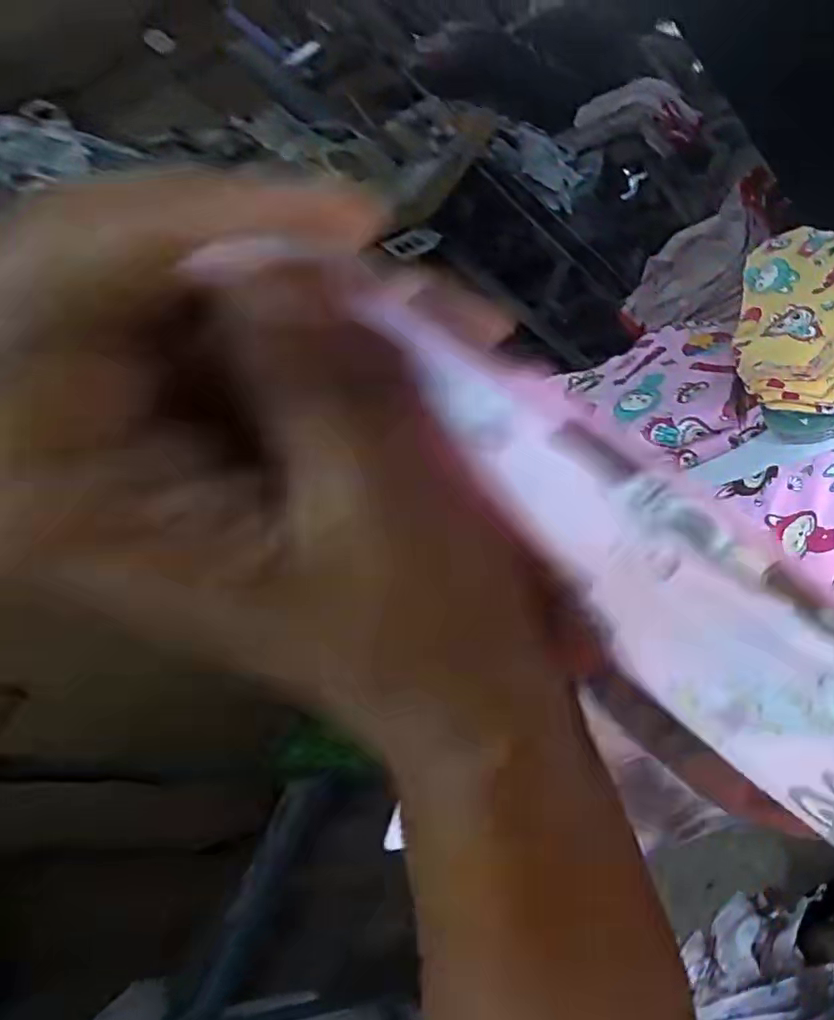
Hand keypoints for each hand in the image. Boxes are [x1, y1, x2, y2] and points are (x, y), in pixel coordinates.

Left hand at [0, 171, 575, 777]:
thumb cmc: (436, 629)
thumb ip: (326, 383)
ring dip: (353, 308)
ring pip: (230, 318)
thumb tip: (283, 263)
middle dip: (293, 270)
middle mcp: (85, 453)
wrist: (478, 694)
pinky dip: (375, 347)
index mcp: (63, 488)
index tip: (356, 215)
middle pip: (139, 292)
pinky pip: (291, 359)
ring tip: (466, 328)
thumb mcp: (389, 508)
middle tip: (418, 281)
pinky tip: (452, 357)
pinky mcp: (250, 450)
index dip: (199, 229)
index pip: (59, 296)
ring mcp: (173, 448)